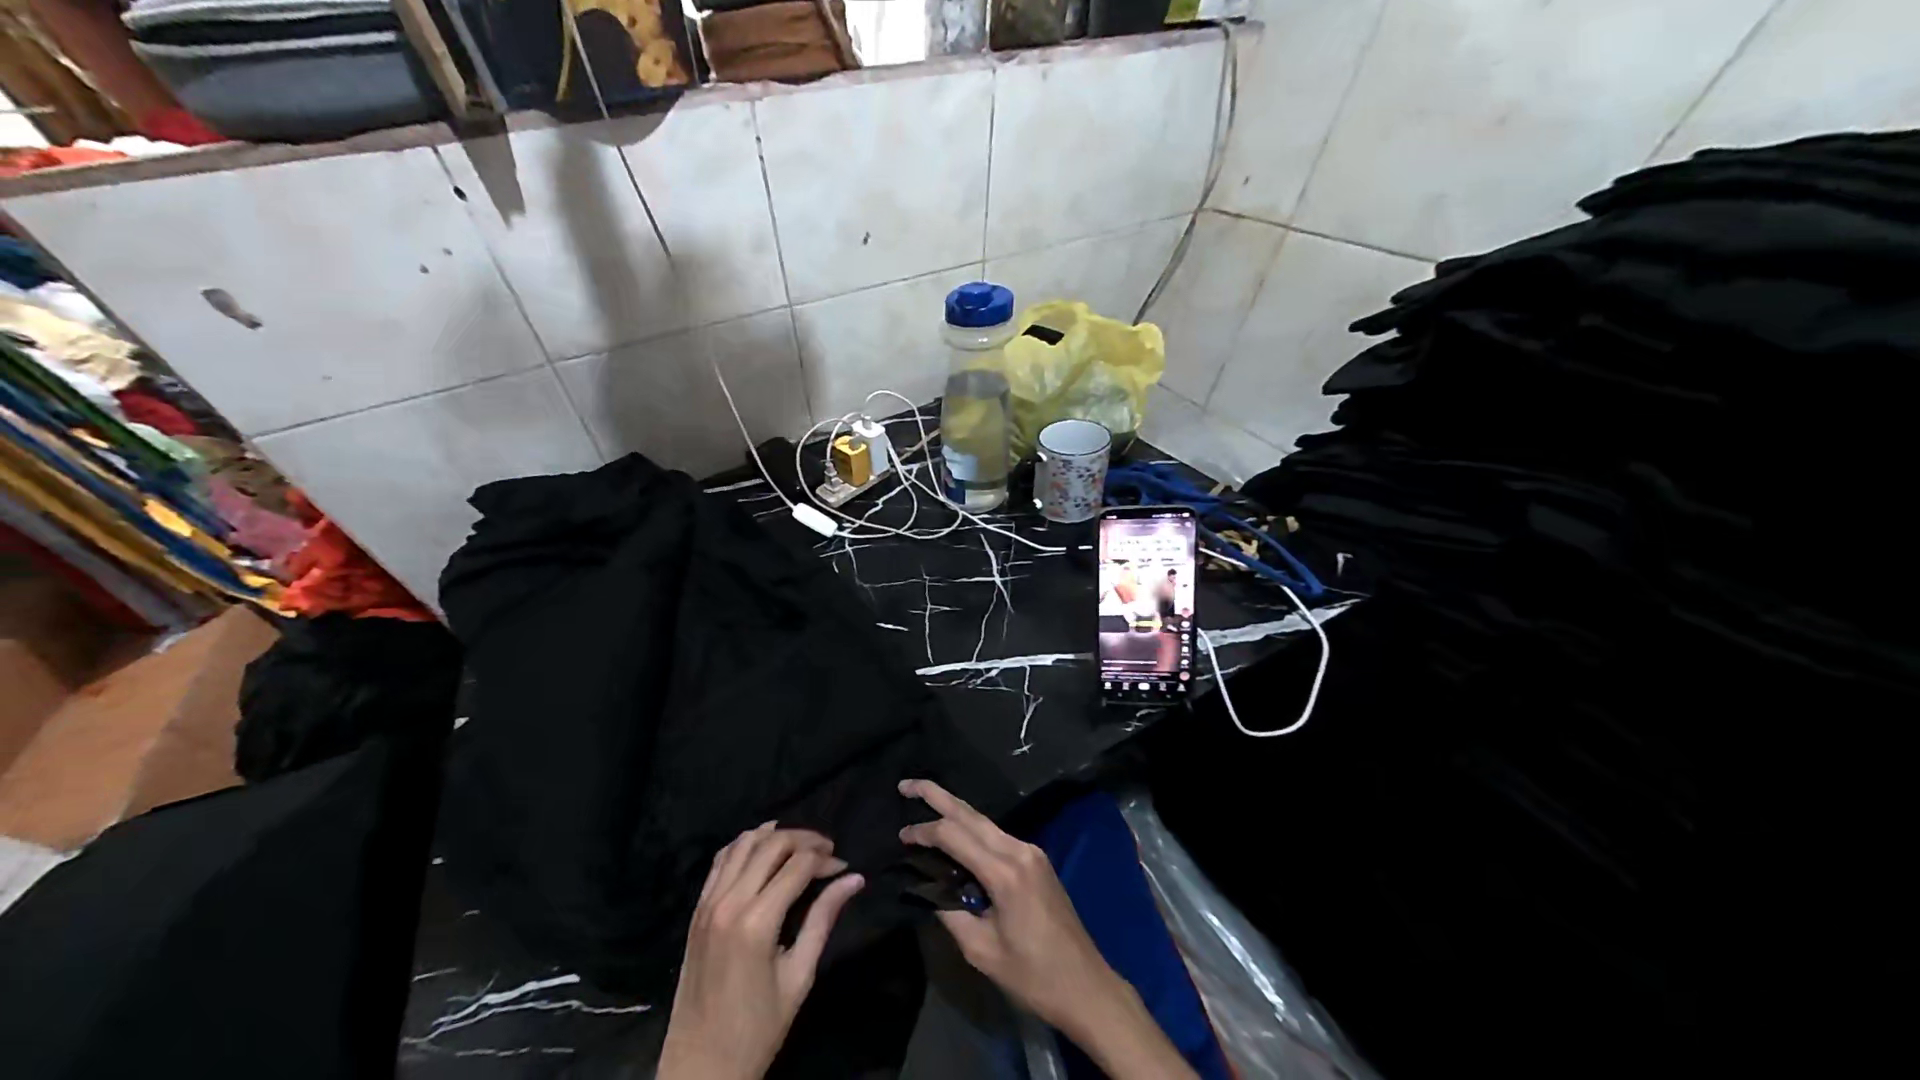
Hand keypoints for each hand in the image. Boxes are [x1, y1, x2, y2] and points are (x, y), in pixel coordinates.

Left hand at [657, 824, 864, 1079]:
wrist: (700, 1066)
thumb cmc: (758, 1028)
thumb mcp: (799, 976)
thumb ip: (823, 919)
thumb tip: (854, 879)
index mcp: (756, 922)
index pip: (798, 865)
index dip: (825, 859)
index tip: (844, 867)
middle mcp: (729, 903)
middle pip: (771, 845)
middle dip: (804, 839)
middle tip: (827, 851)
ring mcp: (707, 904)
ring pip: (742, 843)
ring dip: (774, 836)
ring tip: (800, 845)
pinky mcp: (696, 911)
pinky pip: (720, 861)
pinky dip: (743, 845)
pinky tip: (763, 847)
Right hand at [898, 780, 1198, 1079]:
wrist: (1086, 985)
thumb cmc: (1033, 975)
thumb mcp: (981, 950)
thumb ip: (950, 912)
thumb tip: (927, 886)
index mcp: (1005, 872)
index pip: (954, 835)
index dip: (923, 832)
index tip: (899, 836)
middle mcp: (1020, 850)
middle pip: (971, 814)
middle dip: (937, 795)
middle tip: (906, 783)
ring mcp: (1031, 852)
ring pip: (984, 821)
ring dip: (953, 810)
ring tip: (924, 798)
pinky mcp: (1036, 861)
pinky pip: (996, 836)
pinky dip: (971, 829)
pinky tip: (954, 832)